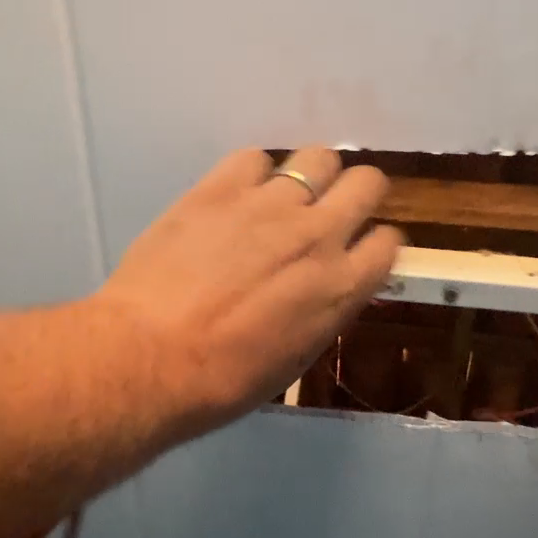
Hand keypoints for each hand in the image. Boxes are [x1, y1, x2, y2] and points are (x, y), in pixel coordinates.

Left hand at [91, 147, 402, 432]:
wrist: (150, 358)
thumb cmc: (223, 379)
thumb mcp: (295, 356)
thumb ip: (322, 308)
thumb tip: (325, 286)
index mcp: (341, 286)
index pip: (387, 241)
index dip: (373, 242)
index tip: (357, 248)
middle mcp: (318, 235)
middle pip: (367, 182)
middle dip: (356, 192)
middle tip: (332, 207)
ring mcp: (270, 204)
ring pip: (317, 158)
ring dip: (309, 176)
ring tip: (284, 195)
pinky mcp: (222, 187)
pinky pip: (255, 158)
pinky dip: (253, 174)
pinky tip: (236, 196)